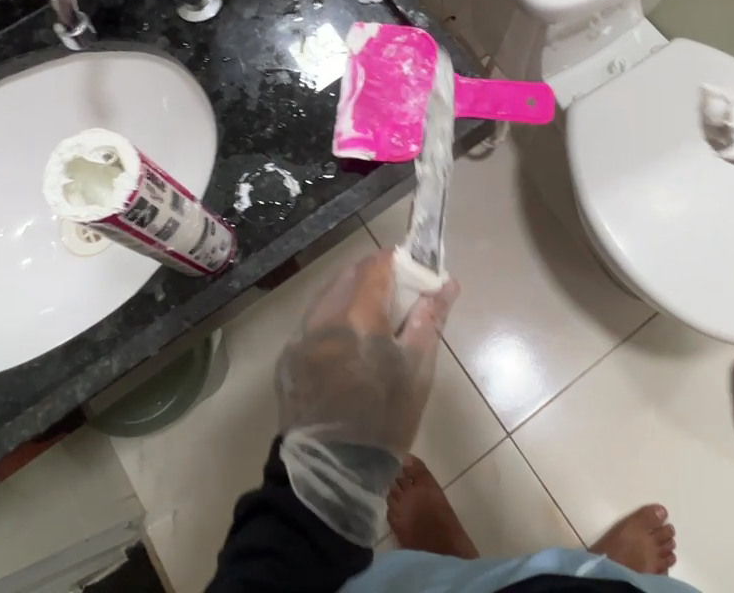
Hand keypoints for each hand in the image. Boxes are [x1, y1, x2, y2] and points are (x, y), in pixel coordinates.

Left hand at [275, 251, 457, 545]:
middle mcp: (323, 318)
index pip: (376, 266)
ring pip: (328, 296)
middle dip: (375, 277)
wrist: (333, 471)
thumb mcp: (417, 370)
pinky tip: (347, 342)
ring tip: (373, 319)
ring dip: (352, 296)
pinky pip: (313, 322)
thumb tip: (447, 284)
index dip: (397, 261)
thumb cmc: (386, 419)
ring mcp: (300, 336)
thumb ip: (430, 319)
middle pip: (350, 276)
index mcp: (358, 318)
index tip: (414, 269)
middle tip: (398, 295)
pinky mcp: (287, 356)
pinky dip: (332, 320)